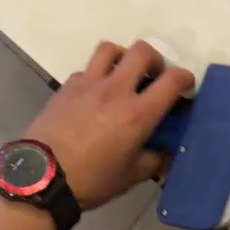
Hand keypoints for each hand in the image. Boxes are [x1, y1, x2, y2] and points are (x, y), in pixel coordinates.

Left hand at [22, 40, 195, 209]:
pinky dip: (97, 75)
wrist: (43, 176)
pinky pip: (87, 69)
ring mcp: (89, 83)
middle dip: (155, 59)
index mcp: (137, 113)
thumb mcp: (130, 177)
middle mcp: (115, 90)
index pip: (171, 81)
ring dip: (122, 56)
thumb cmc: (91, 180)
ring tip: (123, 74)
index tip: (186, 85)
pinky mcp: (68, 85)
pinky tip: (95, 94)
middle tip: (154, 76)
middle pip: (142, 51)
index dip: (185, 78)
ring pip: (111, 49)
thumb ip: (153, 160)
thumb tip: (166, 153)